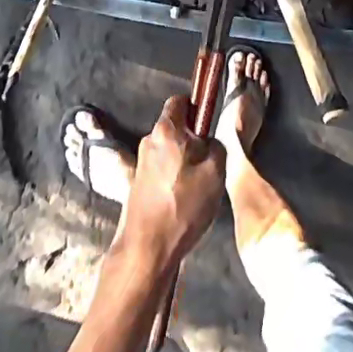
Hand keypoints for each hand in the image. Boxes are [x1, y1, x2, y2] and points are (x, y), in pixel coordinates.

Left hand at [113, 96, 224, 270]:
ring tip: (198, 186)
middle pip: (175, 129)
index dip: (197, 107)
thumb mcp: (217, 169)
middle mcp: (148, 141)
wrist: (146, 251)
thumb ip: (216, 145)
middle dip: (193, 139)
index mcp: (166, 130)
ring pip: (169, 152)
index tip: (210, 125)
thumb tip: (207, 143)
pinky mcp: (136, 186)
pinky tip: (183, 201)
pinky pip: (161, 171)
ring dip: (184, 161)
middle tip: (210, 161)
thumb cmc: (184, 204)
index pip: (180, 100)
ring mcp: (139, 165)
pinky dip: (173, 179)